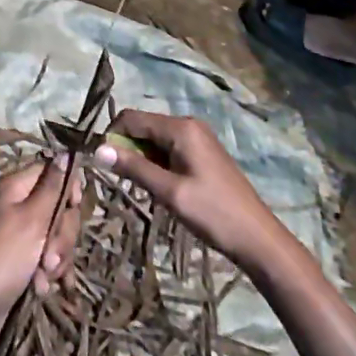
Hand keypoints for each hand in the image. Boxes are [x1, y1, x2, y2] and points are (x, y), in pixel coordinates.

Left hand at [0, 157, 81, 340]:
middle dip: (62, 233)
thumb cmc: (5, 256)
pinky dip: (50, 272)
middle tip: (49, 252)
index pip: (52, 170)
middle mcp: (18, 205)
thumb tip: (67, 152)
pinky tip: (41, 287)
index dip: (68, 187)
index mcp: (16, 187)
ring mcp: (22, 233)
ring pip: (58, 235)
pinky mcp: (25, 258)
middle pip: (59, 205)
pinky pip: (50, 257)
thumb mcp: (33, 218)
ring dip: (58, 257)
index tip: (73, 205)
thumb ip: (53, 186)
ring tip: (44, 274)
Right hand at [92, 110, 288, 264]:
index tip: (104, 163)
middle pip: (143, 126)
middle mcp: (189, 125)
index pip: (132, 118)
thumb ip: (134, 167)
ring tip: (145, 187)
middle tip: (125, 180)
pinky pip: (169, 148)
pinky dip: (157, 163)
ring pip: (154, 139)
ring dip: (142, 158)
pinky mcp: (202, 153)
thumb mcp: (169, 192)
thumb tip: (97, 150)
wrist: (257, 238)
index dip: (113, 136)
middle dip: (128, 148)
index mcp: (181, 128)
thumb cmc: (213, 213)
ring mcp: (198, 138)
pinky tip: (162, 187)